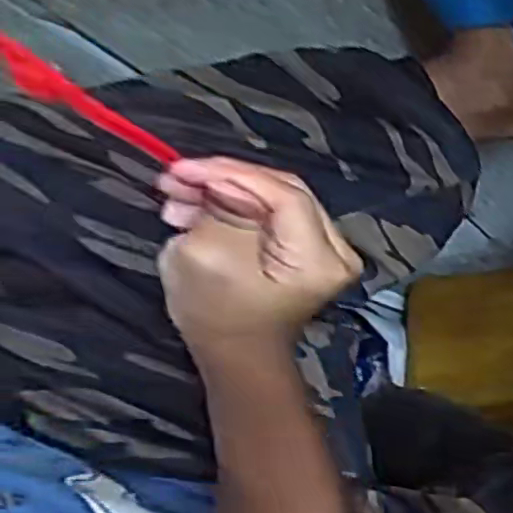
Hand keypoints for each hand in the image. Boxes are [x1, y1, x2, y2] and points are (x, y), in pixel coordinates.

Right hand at [156, 157, 362, 343]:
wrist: (238, 344)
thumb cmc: (220, 307)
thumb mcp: (212, 254)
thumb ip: (228, 212)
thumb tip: (228, 182)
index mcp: (322, 259)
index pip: (288, 196)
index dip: (233, 174)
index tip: (180, 169)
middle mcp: (338, 253)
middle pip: (287, 191)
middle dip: (228, 178)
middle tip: (175, 180)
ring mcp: (329, 252)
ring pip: (277, 197)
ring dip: (224, 190)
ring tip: (176, 201)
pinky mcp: (310, 250)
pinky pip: (274, 213)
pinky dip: (234, 206)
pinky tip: (193, 213)